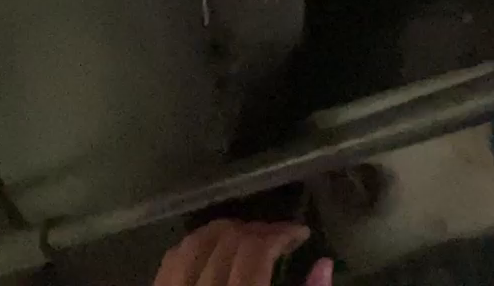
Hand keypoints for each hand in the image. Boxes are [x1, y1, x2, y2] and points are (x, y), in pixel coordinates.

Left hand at [152, 220, 328, 285]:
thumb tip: (324, 263)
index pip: (255, 252)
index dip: (280, 233)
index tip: (299, 232)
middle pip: (226, 242)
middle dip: (256, 230)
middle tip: (277, 237)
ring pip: (194, 244)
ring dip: (224, 232)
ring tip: (247, 237)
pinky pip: (169, 261)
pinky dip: (192, 246)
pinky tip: (212, 250)